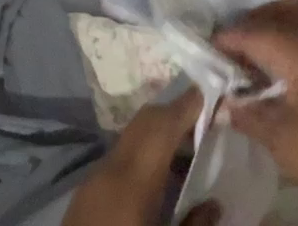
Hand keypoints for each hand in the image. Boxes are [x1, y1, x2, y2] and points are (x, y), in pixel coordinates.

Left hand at [64, 88, 218, 225]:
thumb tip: (214, 205)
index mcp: (133, 181)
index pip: (163, 124)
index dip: (188, 104)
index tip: (213, 92)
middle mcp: (109, 170)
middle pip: (144, 122)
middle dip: (174, 112)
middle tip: (206, 117)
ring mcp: (92, 182)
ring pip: (130, 139)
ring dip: (158, 134)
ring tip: (189, 148)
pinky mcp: (83, 198)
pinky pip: (118, 160)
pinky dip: (142, 155)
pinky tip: (159, 179)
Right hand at [214, 0, 297, 225]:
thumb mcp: (283, 140)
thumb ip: (248, 114)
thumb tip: (218, 102)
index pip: (253, 31)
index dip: (224, 40)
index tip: (199, 55)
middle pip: (277, 14)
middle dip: (247, 28)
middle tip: (223, 58)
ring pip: (294, 23)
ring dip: (267, 34)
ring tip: (244, 67)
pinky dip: (284, 46)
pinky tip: (272, 78)